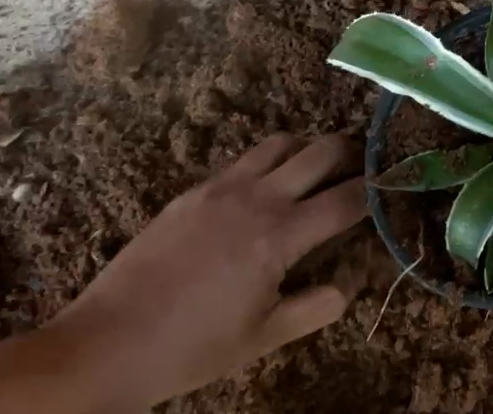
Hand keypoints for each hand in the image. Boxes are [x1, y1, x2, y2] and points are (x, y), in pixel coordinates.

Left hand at [50, 134, 367, 407]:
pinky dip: (268, 163)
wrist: (101, 346)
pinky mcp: (193, 192)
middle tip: (361, 167)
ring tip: (315, 169)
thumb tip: (351, 284)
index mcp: (281, 235)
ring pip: (282, 142)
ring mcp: (222, 189)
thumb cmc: (189, 348)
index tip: (390, 188)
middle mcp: (258, 198)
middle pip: (322, 149)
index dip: (376, 190)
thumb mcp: (262, 339)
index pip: (347, 198)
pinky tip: (264, 189)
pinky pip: (244, 160)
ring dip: (307, 148)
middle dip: (351, 153)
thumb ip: (315, 307)